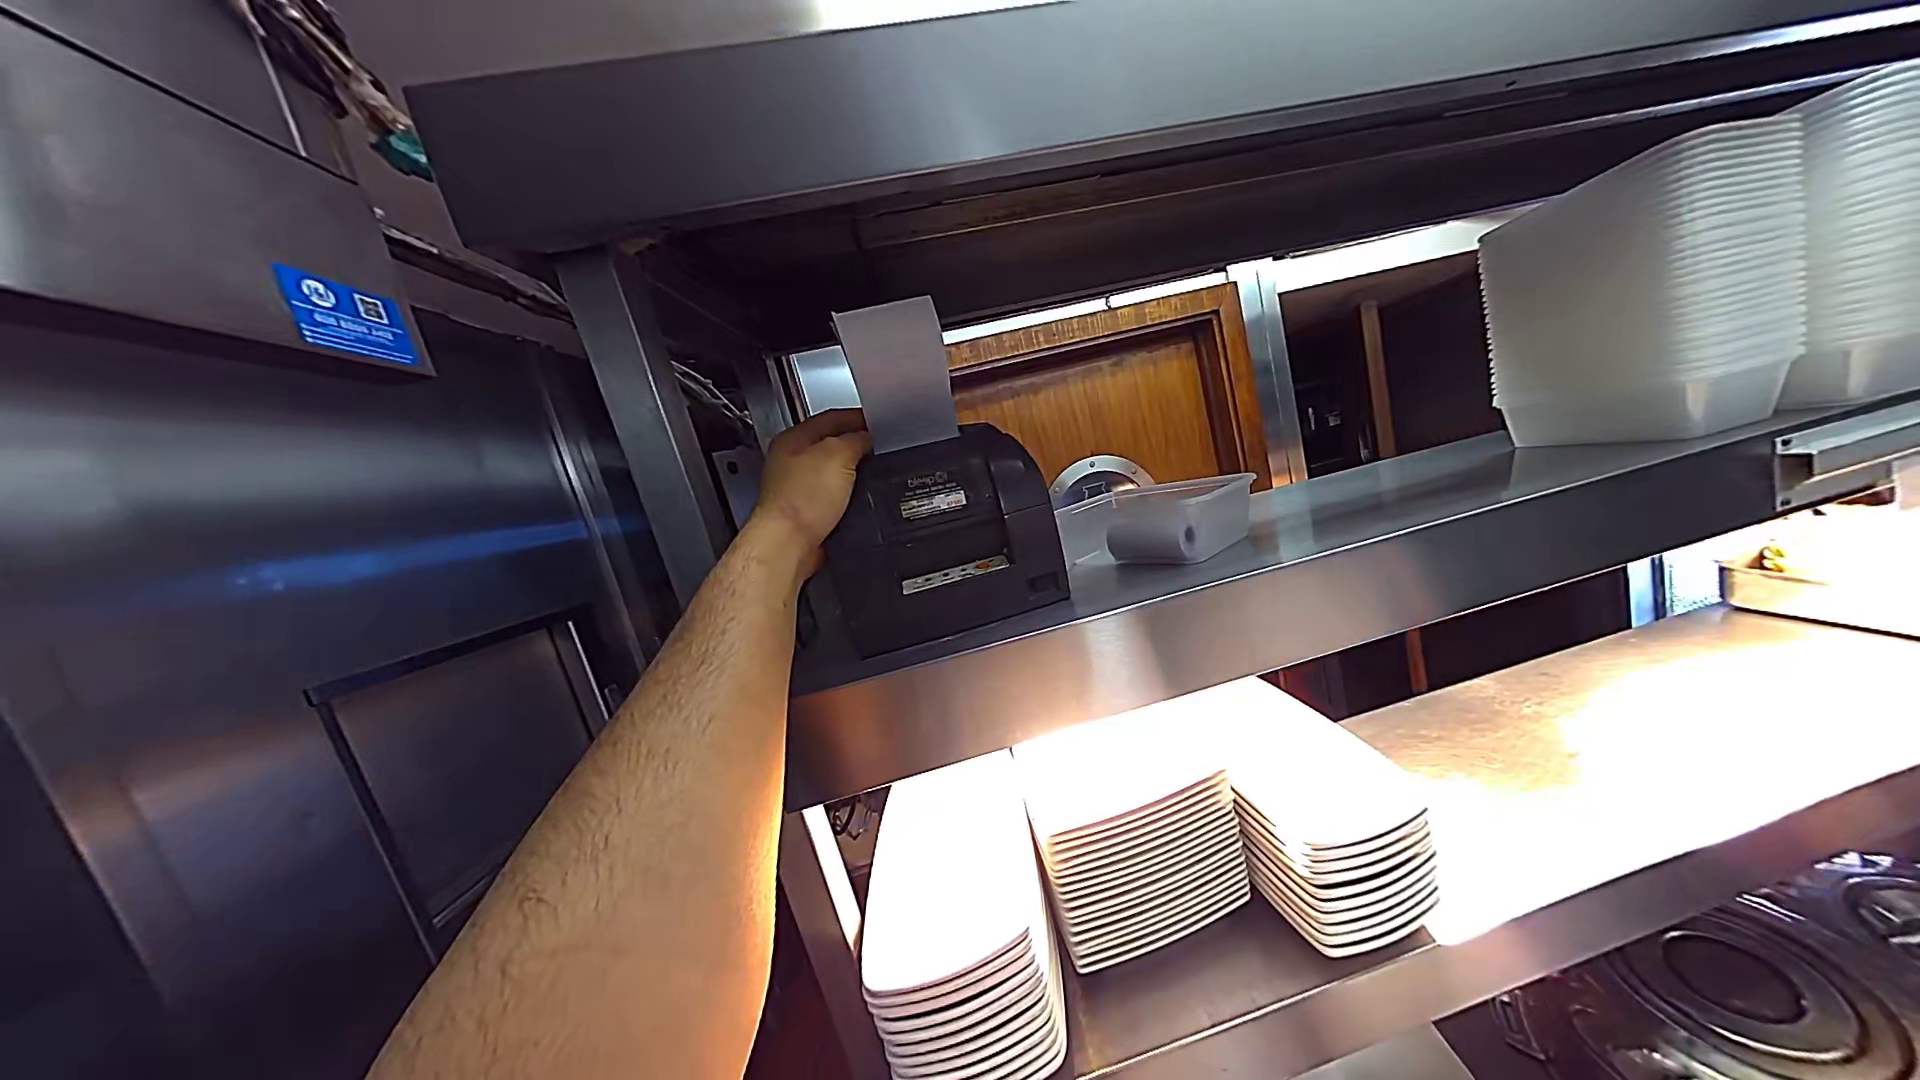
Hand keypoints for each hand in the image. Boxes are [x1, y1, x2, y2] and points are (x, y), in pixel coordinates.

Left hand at [748, 409, 870, 574]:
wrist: (790, 544)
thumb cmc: (799, 500)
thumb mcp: (837, 455)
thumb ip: (854, 440)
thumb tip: (865, 440)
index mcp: (793, 440)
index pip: (829, 419)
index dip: (855, 418)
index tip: (875, 422)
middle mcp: (792, 463)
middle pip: (830, 446)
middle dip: (855, 446)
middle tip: (876, 447)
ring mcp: (799, 489)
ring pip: (833, 473)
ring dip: (852, 474)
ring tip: (870, 473)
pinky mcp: (809, 512)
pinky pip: (835, 498)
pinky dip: (849, 497)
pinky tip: (857, 500)